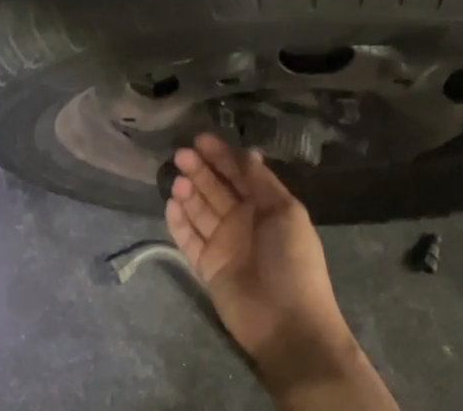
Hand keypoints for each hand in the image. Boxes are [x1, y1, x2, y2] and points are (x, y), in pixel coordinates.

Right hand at [166, 135, 351, 374]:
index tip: (199, 139)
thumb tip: (247, 151)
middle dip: (199, 170)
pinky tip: (171, 205)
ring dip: (188, 192)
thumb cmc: (292, 262)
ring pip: (199, 210)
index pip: (238, 174)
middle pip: (215, 188)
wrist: (288, 324)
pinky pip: (187, 238)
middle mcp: (242, 221)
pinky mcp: (206, 265)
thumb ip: (261, 182)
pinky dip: (177, 221)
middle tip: (181, 155)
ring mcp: (223, 243)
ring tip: (177, 181)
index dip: (221, 155)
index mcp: (265, 207)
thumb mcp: (285, 213)